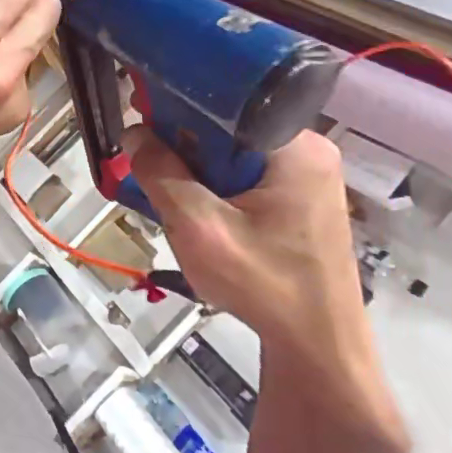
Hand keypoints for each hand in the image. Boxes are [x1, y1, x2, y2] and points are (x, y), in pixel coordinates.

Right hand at [125, 128, 366, 363]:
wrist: (318, 351)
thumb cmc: (264, 285)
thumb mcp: (199, 227)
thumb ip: (161, 174)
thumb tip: (133, 133)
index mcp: (294, 146)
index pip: (224, 102)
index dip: (176, 106)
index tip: (141, 117)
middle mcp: (306, 151)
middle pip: (225, 127)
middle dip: (182, 148)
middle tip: (151, 174)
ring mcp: (306, 177)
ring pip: (230, 153)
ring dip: (195, 173)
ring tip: (174, 204)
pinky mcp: (300, 200)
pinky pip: (243, 175)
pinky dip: (214, 188)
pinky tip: (199, 216)